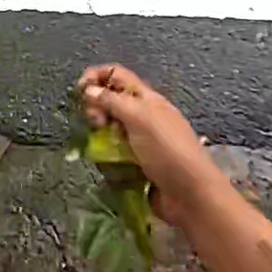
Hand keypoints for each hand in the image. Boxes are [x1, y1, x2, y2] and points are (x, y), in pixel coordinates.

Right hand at [79, 64, 230, 229]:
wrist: (191, 195)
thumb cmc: (167, 150)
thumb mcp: (140, 118)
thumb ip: (112, 101)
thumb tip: (88, 89)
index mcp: (146, 98)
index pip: (116, 75)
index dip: (97, 76)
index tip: (79, 90)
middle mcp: (143, 116)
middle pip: (110, 102)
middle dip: (96, 109)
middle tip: (95, 123)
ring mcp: (140, 142)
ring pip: (109, 131)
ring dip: (101, 138)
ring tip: (102, 150)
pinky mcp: (137, 165)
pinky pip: (113, 155)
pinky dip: (108, 159)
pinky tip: (109, 167)